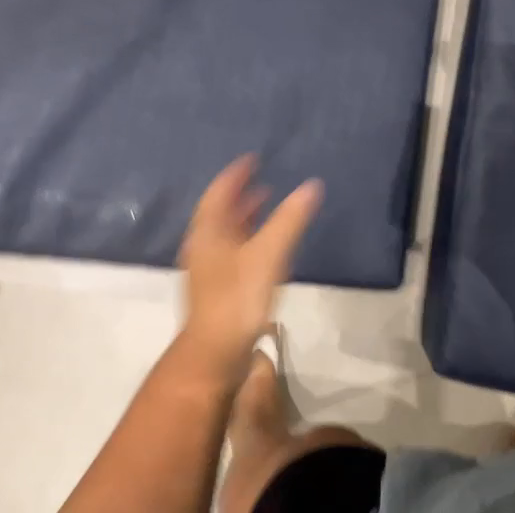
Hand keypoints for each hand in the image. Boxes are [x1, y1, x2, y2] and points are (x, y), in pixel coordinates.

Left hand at [178, 156, 322, 366]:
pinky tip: (264, 247)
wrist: (214, 355)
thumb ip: (290, 219)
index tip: (253, 158)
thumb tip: (312, 185)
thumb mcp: (269, 254)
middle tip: (263, 180)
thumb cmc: (238, 298)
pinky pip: (230, 251)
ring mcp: (207, 269)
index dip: (236, 174)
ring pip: (224, 233)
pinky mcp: (216, 289)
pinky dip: (246, 238)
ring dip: (243, 217)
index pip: (219, 192)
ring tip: (266, 206)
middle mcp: (202, 246)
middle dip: (240, 195)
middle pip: (219, 212)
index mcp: (208, 232)